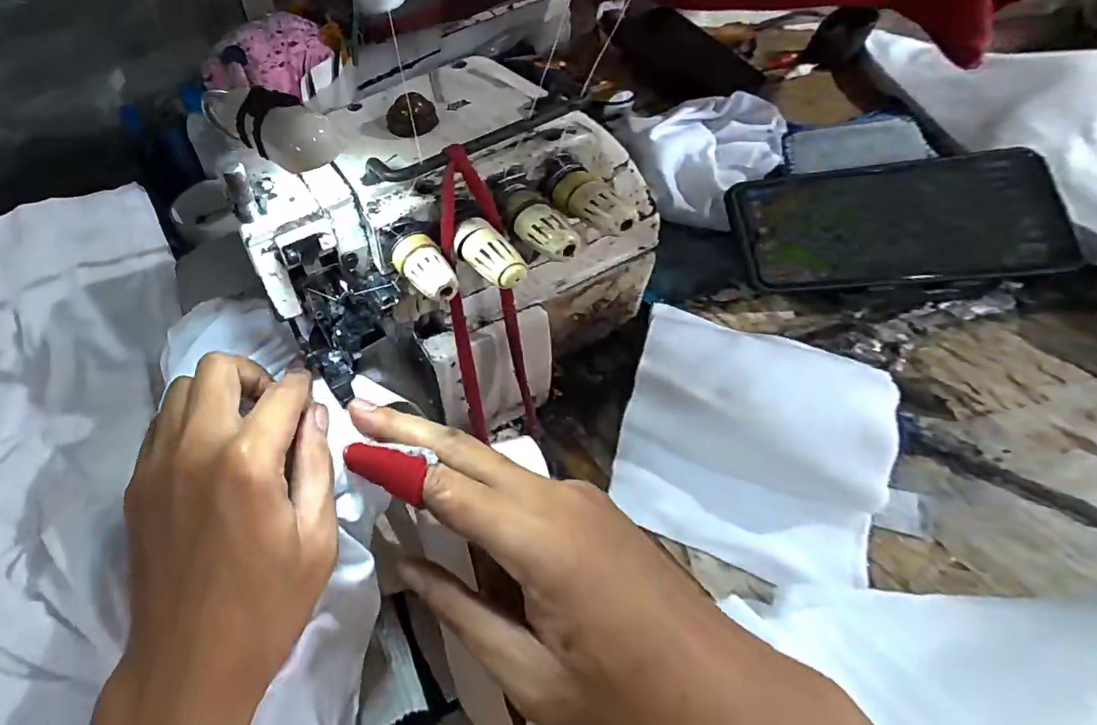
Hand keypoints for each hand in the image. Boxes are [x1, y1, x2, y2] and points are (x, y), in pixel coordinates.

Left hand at [95, 356, 337, 724]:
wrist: (189, 660)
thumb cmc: (265, 606)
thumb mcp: (315, 541)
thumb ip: (317, 463)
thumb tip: (311, 411)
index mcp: (246, 459)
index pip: (280, 392)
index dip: (300, 385)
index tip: (306, 391)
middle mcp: (195, 443)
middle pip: (218, 367)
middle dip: (251, 374)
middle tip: (268, 408)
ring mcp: (157, 459)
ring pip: (181, 388)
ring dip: (214, 394)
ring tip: (235, 429)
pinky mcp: (136, 479)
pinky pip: (160, 423)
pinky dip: (185, 420)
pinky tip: (204, 454)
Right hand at [350, 401, 870, 724]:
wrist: (747, 708)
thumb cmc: (634, 706)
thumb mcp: (535, 680)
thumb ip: (462, 612)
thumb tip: (407, 566)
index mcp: (539, 542)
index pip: (444, 487)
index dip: (393, 463)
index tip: (349, 441)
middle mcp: (555, 500)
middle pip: (464, 450)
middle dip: (407, 425)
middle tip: (358, 403)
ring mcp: (578, 497)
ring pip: (490, 460)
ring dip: (437, 445)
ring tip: (389, 430)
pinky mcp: (590, 507)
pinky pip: (518, 482)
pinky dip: (474, 475)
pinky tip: (452, 489)